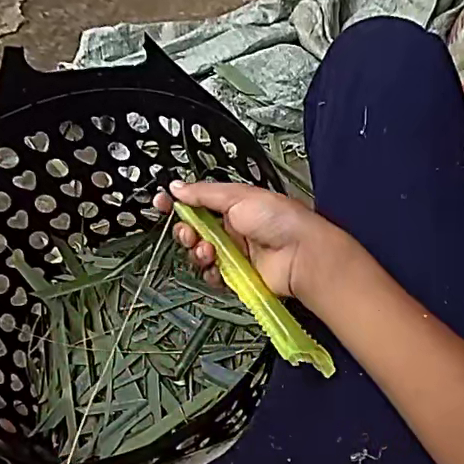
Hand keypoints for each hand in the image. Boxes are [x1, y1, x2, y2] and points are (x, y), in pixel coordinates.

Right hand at [153, 180, 355, 304]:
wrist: (301, 254)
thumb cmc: (281, 220)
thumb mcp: (238, 196)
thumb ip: (204, 193)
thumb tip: (177, 186)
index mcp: (234, 205)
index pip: (197, 203)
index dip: (178, 205)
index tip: (162, 204)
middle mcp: (233, 229)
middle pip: (195, 232)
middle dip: (186, 232)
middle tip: (189, 232)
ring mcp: (236, 254)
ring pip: (201, 256)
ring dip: (198, 252)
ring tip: (208, 250)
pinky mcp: (238, 277)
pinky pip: (214, 277)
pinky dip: (210, 272)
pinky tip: (216, 265)